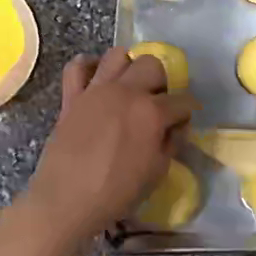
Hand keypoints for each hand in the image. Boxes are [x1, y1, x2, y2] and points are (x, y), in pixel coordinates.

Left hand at [19, 47, 194, 242]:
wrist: (67, 200)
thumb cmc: (118, 192)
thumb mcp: (157, 172)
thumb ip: (170, 143)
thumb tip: (175, 127)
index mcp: (152, 112)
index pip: (182, 101)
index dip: (188, 111)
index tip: (185, 119)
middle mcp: (126, 92)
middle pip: (152, 64)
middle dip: (161, 80)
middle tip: (157, 101)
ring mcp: (96, 90)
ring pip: (117, 55)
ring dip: (128, 67)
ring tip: (129, 87)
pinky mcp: (72, 97)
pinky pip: (77, 67)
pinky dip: (87, 67)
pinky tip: (96, 80)